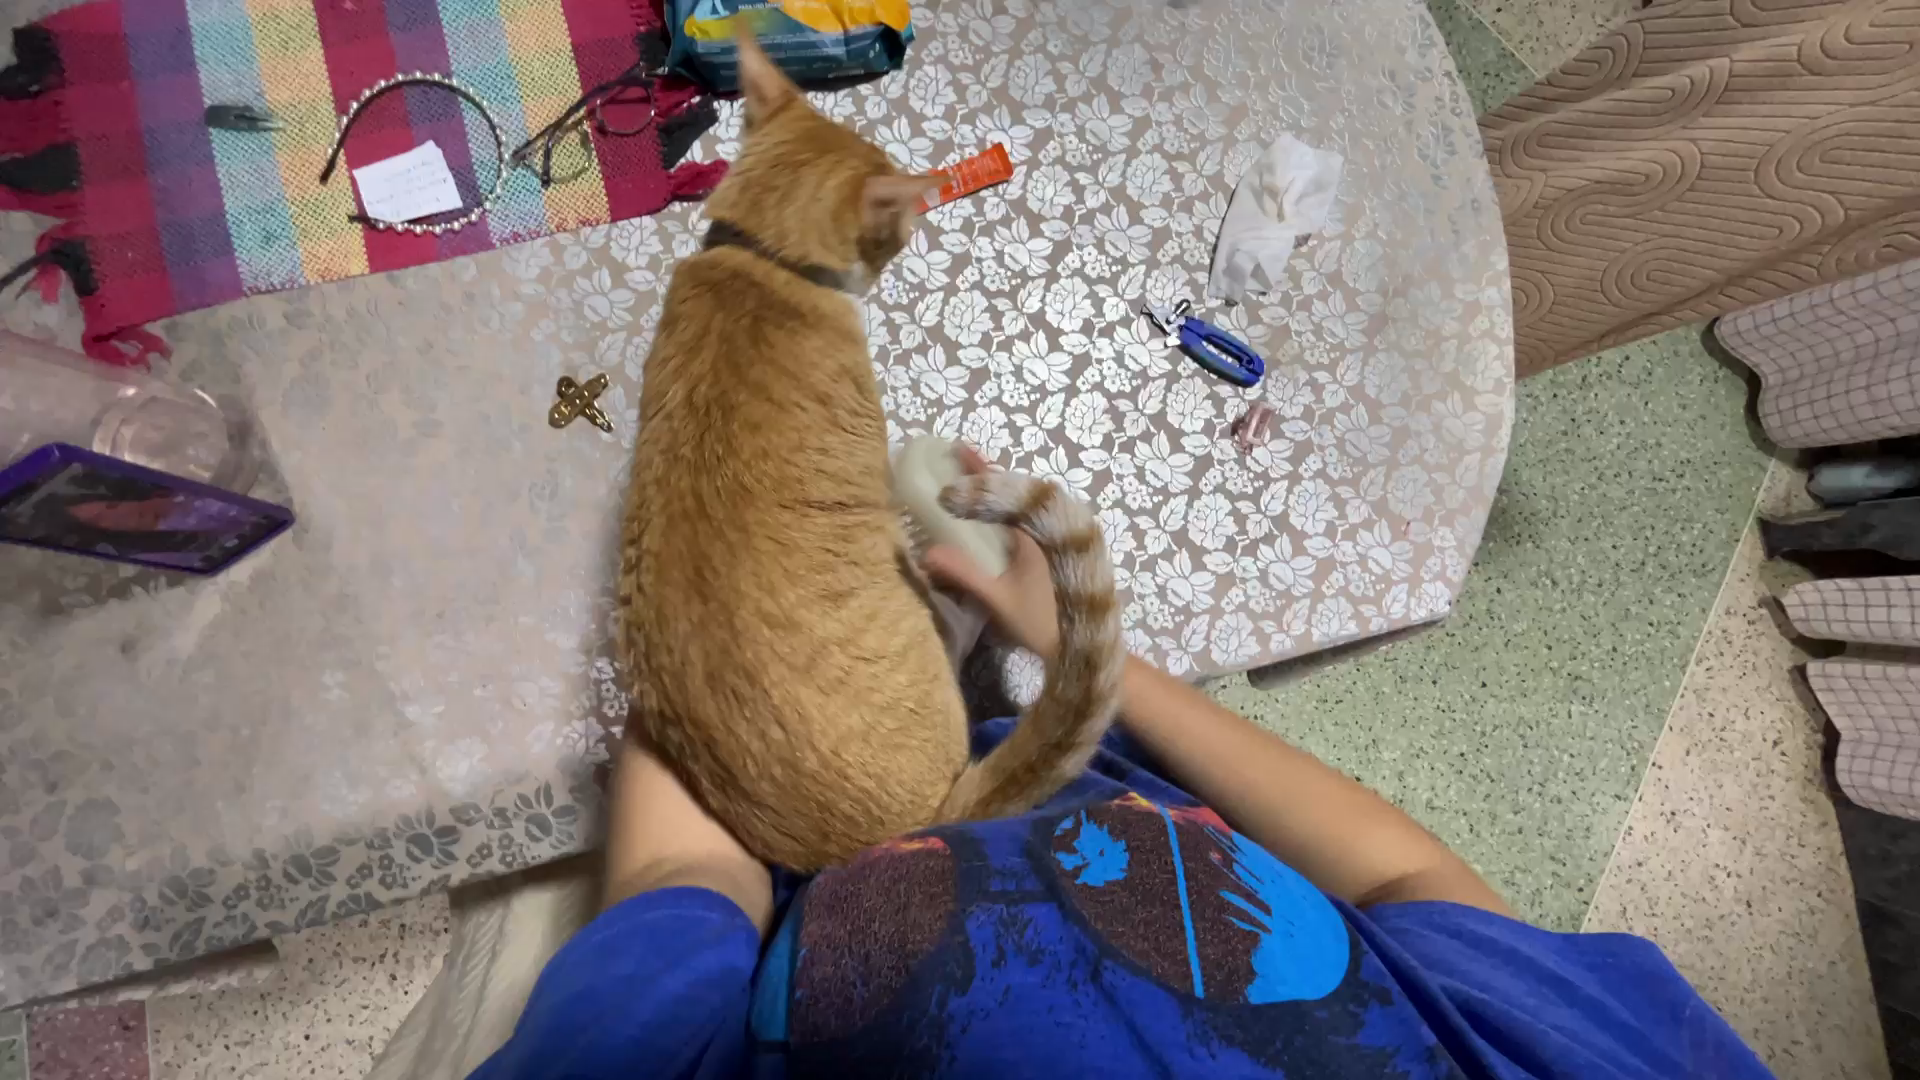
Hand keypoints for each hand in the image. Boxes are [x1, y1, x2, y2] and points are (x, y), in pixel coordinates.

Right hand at [919, 445, 1061, 661]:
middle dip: (988, 475)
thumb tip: (925, 552)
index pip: (1004, 489)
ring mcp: (1063, 533)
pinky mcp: (1064, 547)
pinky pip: (1036, 515)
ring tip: (973, 478)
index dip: (978, 472)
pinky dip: (1013, 508)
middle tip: (959, 457)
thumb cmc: (1043, 622)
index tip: (956, 451)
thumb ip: (963, 573)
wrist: (1085, 644)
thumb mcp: (999, 598)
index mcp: (1038, 529)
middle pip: (1017, 488)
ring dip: (1001, 490)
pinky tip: (997, 514)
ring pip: (1028, 501)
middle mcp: (1054, 523)